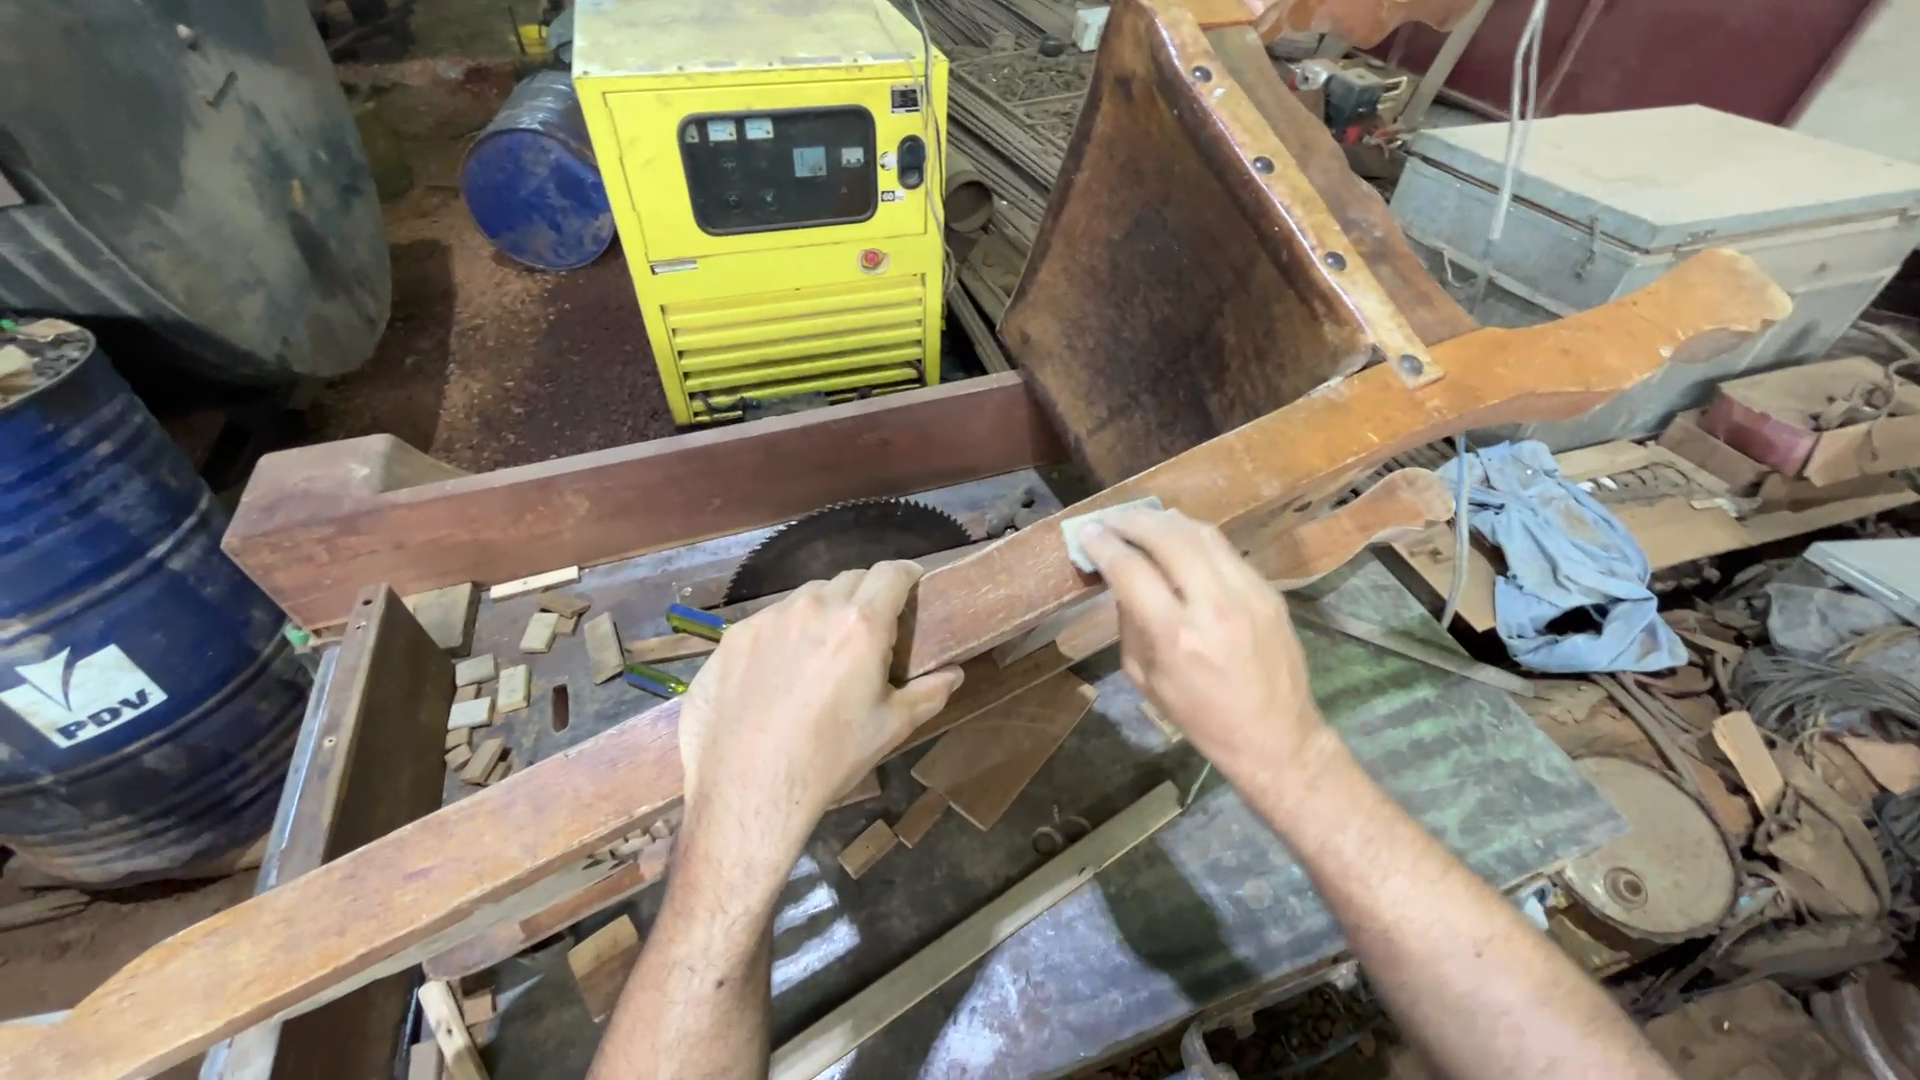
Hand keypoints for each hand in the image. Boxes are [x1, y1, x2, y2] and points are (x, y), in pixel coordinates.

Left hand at [676, 561, 963, 876]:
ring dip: (822, 613)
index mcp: (860, 624)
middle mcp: (814, 607)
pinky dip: (782, 634)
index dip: (907, 575)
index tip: (912, 586)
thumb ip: (929, 693)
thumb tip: (954, 673)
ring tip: (820, 653)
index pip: (892, 573)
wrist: (747, 790)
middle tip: (868, 632)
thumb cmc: (829, 759)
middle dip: (865, 596)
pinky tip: (777, 674)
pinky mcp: (733, 637)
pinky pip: (768, 622)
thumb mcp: (890, 728)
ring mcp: (767, 619)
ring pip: (805, 598)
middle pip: (849, 580)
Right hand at [1078, 508, 1336, 786]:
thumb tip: (1121, 579)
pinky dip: (1194, 536)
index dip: (1103, 545)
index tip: (1087, 533)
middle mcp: (1212, 605)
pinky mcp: (1268, 591)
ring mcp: (1246, 593)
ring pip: (1200, 533)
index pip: (1130, 569)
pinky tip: (1177, 536)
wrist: (1274, 736)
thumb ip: (1129, 623)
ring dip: (1163, 520)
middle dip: (1131, 521)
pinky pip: (1225, 549)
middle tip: (1109, 518)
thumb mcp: (1144, 678)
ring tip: (1140, 519)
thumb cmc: (1199, 716)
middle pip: (1166, 537)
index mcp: (1174, 635)